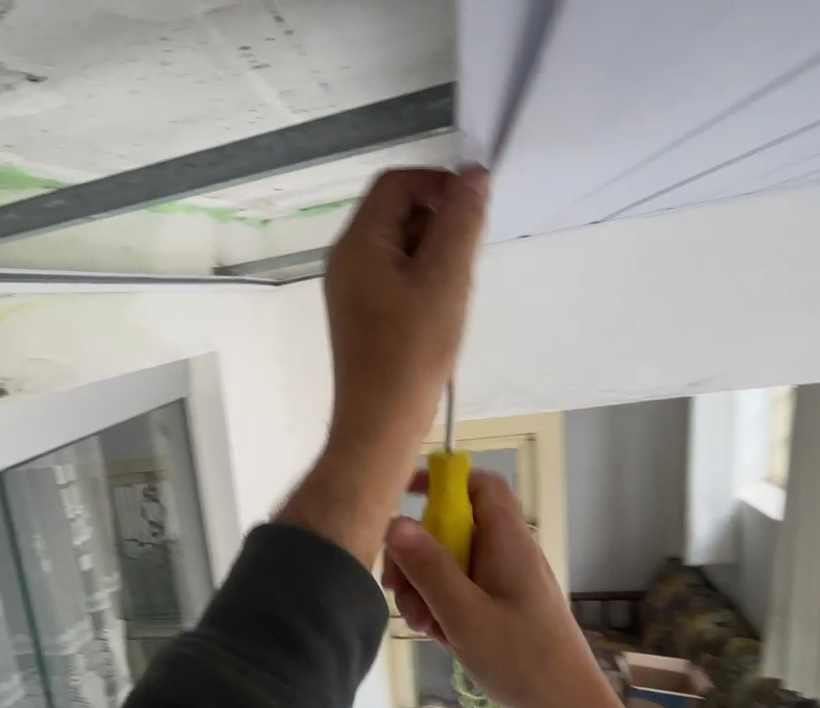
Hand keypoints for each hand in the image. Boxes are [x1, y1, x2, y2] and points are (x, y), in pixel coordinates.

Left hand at [275, 167, 489, 566]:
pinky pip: (395, 276)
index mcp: (356, 244)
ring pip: (400, 246)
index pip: (397, 183)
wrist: (380, 421)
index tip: (474, 212)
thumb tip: (473, 176)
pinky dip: (423, 281)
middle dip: (439, 223)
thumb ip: (461, 220)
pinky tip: (438, 311)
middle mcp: (345, 261)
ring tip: (450, 294)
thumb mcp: (446, 278)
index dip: (439, 185)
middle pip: (397, 212)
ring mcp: (350, 289)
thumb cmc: (412, 351)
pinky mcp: (361, 313)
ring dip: (435, 256)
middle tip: (463, 263)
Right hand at [381, 469, 615, 707]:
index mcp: (507, 543)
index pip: (478, 486)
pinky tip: (435, 635)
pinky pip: (458, 591)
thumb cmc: (522, 661)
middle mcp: (506, 555)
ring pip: (448, 563)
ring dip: (422, 586)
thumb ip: (428, 566)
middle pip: (451, 528)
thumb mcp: (464, 613)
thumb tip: (395, 522)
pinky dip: (439, 606)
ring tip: (419, 623)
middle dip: (416, 553)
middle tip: (397, 588)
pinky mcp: (499, 611)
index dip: (441, 481)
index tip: (400, 496)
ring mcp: (503, 584)